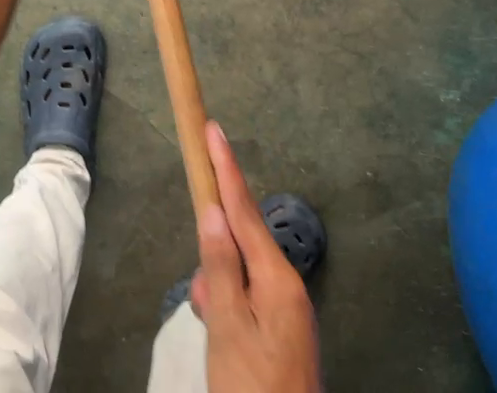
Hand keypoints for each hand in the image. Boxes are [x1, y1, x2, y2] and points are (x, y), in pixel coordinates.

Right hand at [192, 122, 321, 392]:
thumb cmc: (252, 385)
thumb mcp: (227, 329)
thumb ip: (220, 268)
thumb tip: (212, 213)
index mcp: (276, 277)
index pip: (243, 209)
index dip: (225, 168)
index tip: (213, 129)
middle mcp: (287, 283)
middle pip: (242, 240)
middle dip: (215, 252)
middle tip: (209, 303)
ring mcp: (287, 305)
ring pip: (240, 273)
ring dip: (219, 290)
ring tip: (217, 334)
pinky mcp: (281, 324)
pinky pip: (247, 297)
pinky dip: (229, 306)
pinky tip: (223, 335)